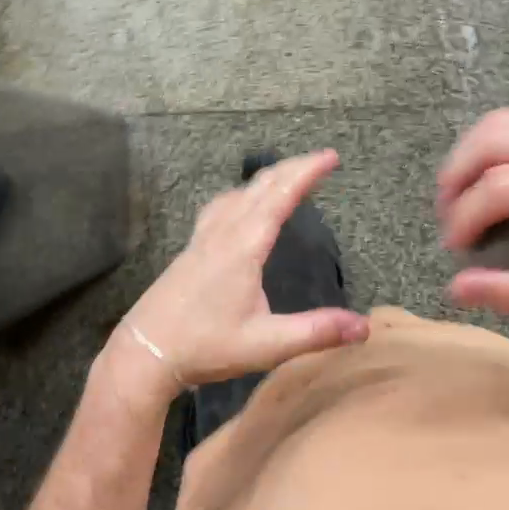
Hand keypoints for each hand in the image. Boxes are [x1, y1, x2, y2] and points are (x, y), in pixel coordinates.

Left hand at [118, 150, 370, 395]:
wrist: (144, 353)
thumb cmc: (205, 347)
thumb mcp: (266, 346)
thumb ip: (315, 332)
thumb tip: (364, 326)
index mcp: (243, 247)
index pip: (280, 196)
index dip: (307, 172)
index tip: (331, 156)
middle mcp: (223, 233)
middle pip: (261, 186)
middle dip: (293, 167)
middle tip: (322, 159)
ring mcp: (203, 238)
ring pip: (240, 192)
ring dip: (268, 178)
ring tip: (290, 175)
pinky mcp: (192, 249)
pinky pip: (222, 205)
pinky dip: (244, 193)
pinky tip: (241, 203)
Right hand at [437, 109, 508, 326]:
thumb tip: (457, 287)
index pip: (504, 186)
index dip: (466, 216)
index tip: (456, 248)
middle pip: (493, 139)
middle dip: (457, 179)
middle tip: (449, 220)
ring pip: (499, 122)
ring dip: (468, 158)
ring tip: (462, 200)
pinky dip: (490, 149)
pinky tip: (488, 182)